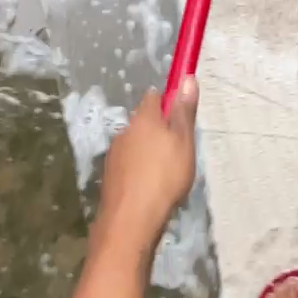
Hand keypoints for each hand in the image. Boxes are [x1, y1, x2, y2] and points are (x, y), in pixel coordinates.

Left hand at [94, 78, 199, 250]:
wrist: (132, 219)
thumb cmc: (165, 176)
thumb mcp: (184, 141)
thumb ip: (184, 111)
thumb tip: (186, 77)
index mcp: (144, 118)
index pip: (154, 96)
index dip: (169, 101)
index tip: (182, 115)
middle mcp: (125, 131)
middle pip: (144, 121)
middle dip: (159, 129)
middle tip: (180, 149)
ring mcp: (114, 154)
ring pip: (136, 144)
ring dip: (148, 151)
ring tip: (167, 172)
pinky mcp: (111, 176)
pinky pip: (129, 164)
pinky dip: (139, 169)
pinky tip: (151, 186)